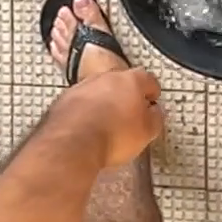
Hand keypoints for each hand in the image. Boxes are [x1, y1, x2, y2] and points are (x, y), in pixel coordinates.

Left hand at [45, 68, 164, 167]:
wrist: (73, 143)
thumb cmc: (110, 136)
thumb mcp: (146, 132)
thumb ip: (155, 118)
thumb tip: (156, 114)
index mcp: (131, 80)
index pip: (148, 80)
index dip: (152, 92)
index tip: (153, 100)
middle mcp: (106, 77)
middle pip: (121, 82)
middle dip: (126, 97)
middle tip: (130, 116)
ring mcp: (84, 86)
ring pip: (99, 91)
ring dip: (104, 103)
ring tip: (107, 126)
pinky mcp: (65, 99)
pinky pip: (80, 103)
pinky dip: (85, 112)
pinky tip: (88, 130)